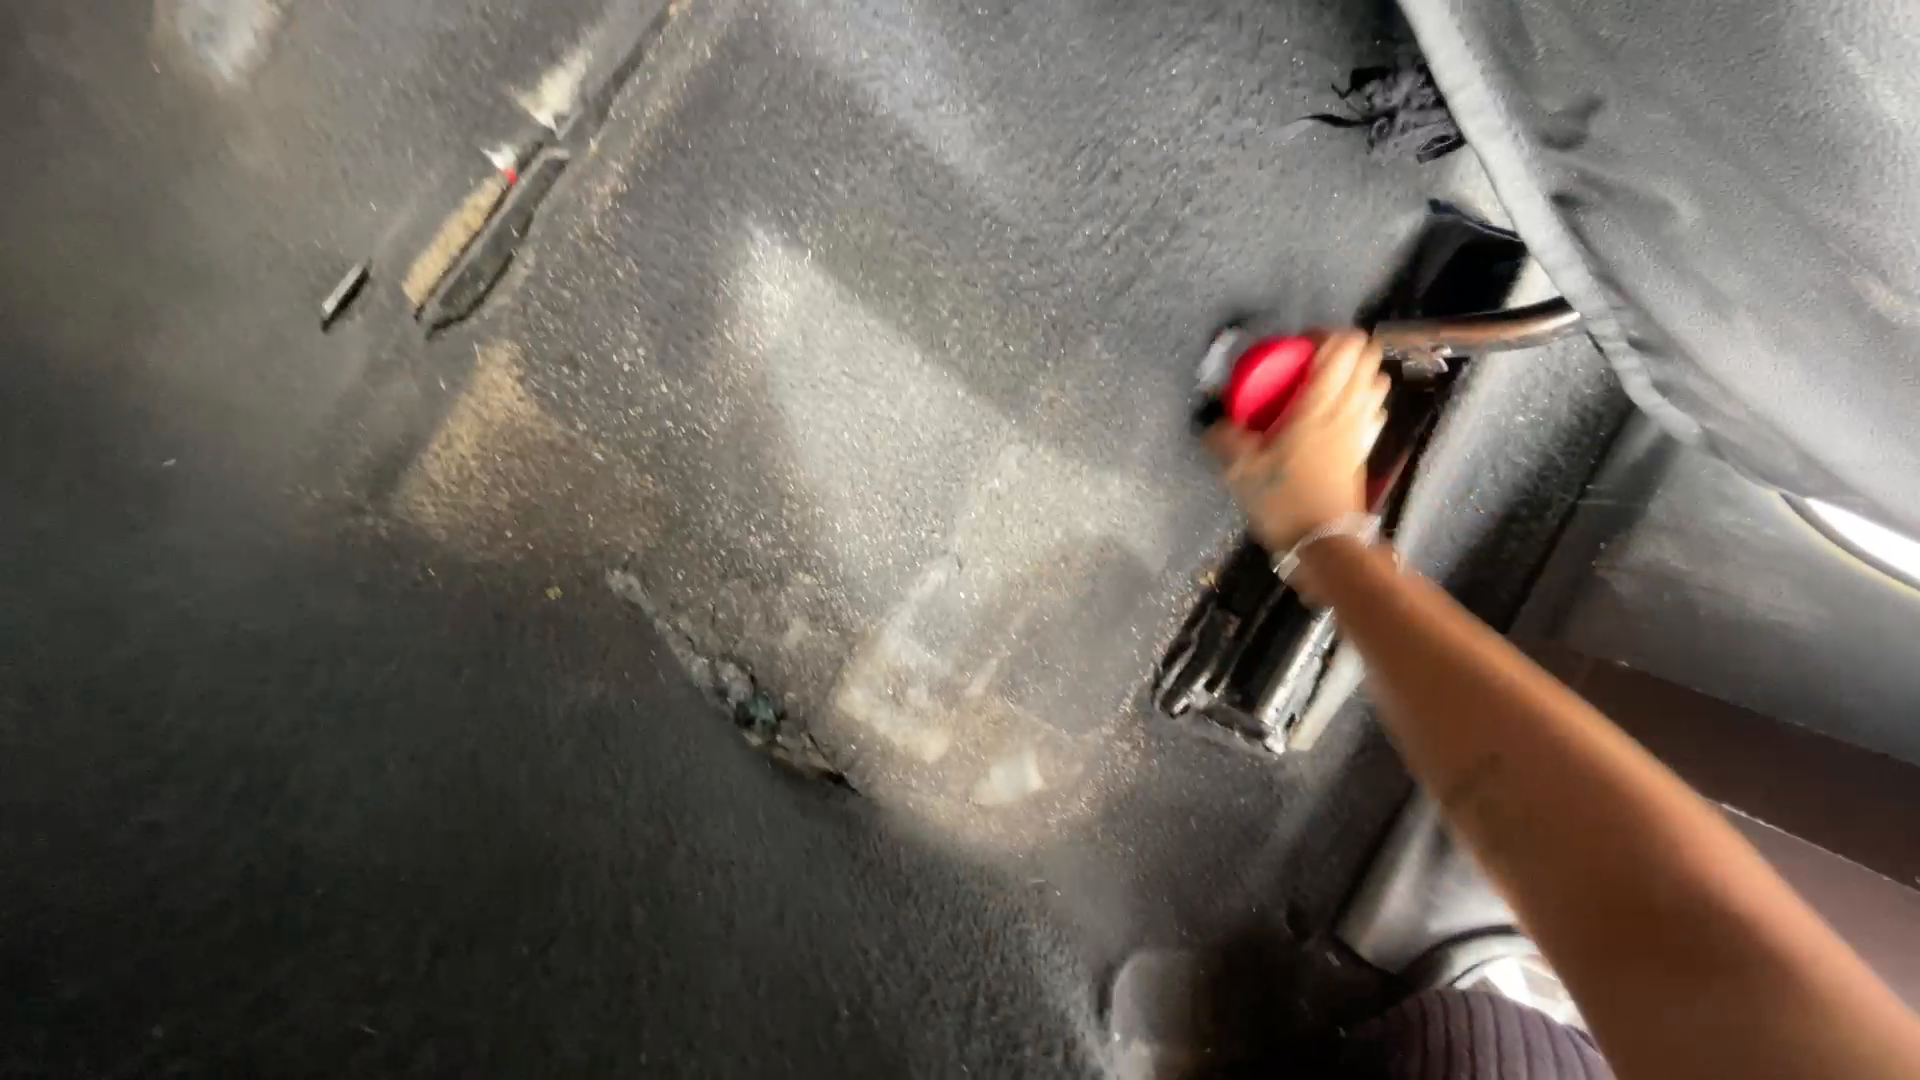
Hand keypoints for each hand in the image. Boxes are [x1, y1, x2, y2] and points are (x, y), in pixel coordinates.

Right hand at [1203, 329, 1389, 551]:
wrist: (1323, 542)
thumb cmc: (1284, 501)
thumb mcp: (1241, 470)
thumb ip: (1224, 440)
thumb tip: (1215, 426)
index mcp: (1319, 406)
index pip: (1342, 348)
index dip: (1326, 334)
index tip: (1299, 342)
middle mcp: (1348, 411)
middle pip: (1365, 358)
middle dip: (1343, 349)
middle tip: (1311, 360)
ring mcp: (1362, 430)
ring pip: (1375, 382)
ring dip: (1355, 374)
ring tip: (1326, 383)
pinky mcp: (1365, 450)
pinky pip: (1372, 410)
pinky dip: (1361, 400)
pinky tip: (1340, 413)